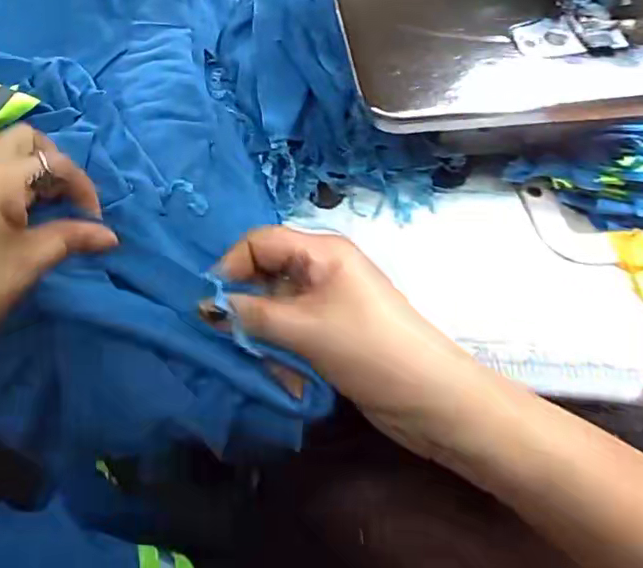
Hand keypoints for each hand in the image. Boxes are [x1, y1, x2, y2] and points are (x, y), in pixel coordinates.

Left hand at [0, 125, 116, 379]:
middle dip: (54, 162)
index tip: (95, 220)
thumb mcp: (30, 260)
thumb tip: (110, 236)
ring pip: (3, 156)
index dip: (81, 186)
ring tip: (45, 213)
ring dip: (31, 174)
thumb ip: (73, 237)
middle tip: (65, 201)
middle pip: (24, 139)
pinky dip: (10, 185)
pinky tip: (14, 221)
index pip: (53, 160)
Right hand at [211, 226, 499, 461]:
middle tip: (234, 340)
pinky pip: (293, 331)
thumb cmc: (369, 349)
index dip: (232, 265)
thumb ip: (253, 316)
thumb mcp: (305, 330)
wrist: (435, 401)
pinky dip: (285, 353)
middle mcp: (322, 268)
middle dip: (248, 307)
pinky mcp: (333, 332)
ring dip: (267, 337)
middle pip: (266, 273)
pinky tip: (292, 380)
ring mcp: (329, 301)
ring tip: (274, 368)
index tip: (211, 303)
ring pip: (277, 308)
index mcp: (321, 251)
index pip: (260, 241)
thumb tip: (207, 307)